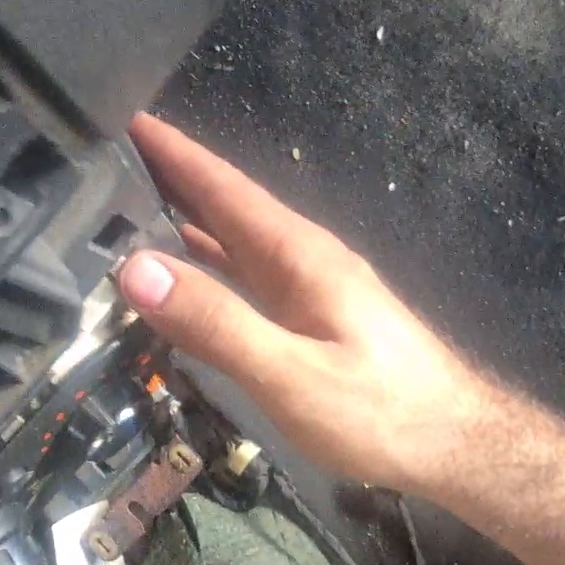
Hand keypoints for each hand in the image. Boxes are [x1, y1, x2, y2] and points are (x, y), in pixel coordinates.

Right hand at [119, 114, 497, 494]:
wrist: (454, 444)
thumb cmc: (380, 412)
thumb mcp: (290, 373)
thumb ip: (216, 323)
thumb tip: (137, 269)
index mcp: (298, 255)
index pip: (225, 189)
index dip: (176, 155)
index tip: (126, 120)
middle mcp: (304, 259)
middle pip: (229, 208)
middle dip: (173, 181)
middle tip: (110, 165)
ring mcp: (312, 289)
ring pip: (238, 243)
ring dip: (189, 222)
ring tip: (133, 211)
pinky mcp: (316, 319)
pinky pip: (250, 278)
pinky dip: (212, 266)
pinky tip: (190, 275)